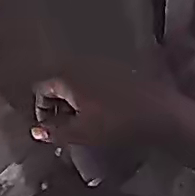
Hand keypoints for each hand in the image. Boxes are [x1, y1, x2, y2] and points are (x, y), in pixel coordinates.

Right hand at [30, 60, 194, 149]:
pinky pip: (92, 79)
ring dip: (73, 100)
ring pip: (75, 81)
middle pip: (57, 83)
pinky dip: (89, 94)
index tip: (50, 130)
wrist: (158, 111)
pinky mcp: (116, 68)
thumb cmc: (115, 122)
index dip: (41, 111)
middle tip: (64, 127)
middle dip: (56, 105)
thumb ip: (54, 131)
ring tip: (82, 122)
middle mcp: (80, 63)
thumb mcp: (81, 133)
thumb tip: (36, 130)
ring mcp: (100, 63)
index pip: (40, 89)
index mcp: (66, 75)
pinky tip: (100, 111)